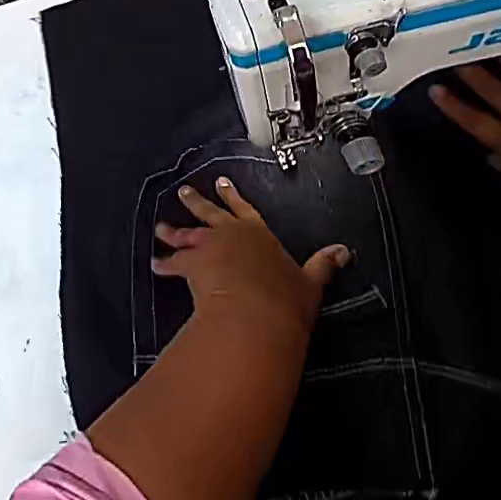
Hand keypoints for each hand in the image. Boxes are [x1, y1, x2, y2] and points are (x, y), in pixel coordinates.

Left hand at [153, 177, 351, 333]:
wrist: (256, 316)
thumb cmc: (283, 300)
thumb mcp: (310, 282)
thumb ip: (323, 265)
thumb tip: (343, 251)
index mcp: (258, 233)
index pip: (245, 209)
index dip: (233, 196)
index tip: (223, 183)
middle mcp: (231, 234)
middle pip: (210, 212)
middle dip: (197, 201)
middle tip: (185, 191)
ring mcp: (209, 247)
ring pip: (188, 233)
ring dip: (174, 230)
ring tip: (162, 227)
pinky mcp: (192, 264)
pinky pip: (174, 261)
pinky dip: (165, 263)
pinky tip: (157, 264)